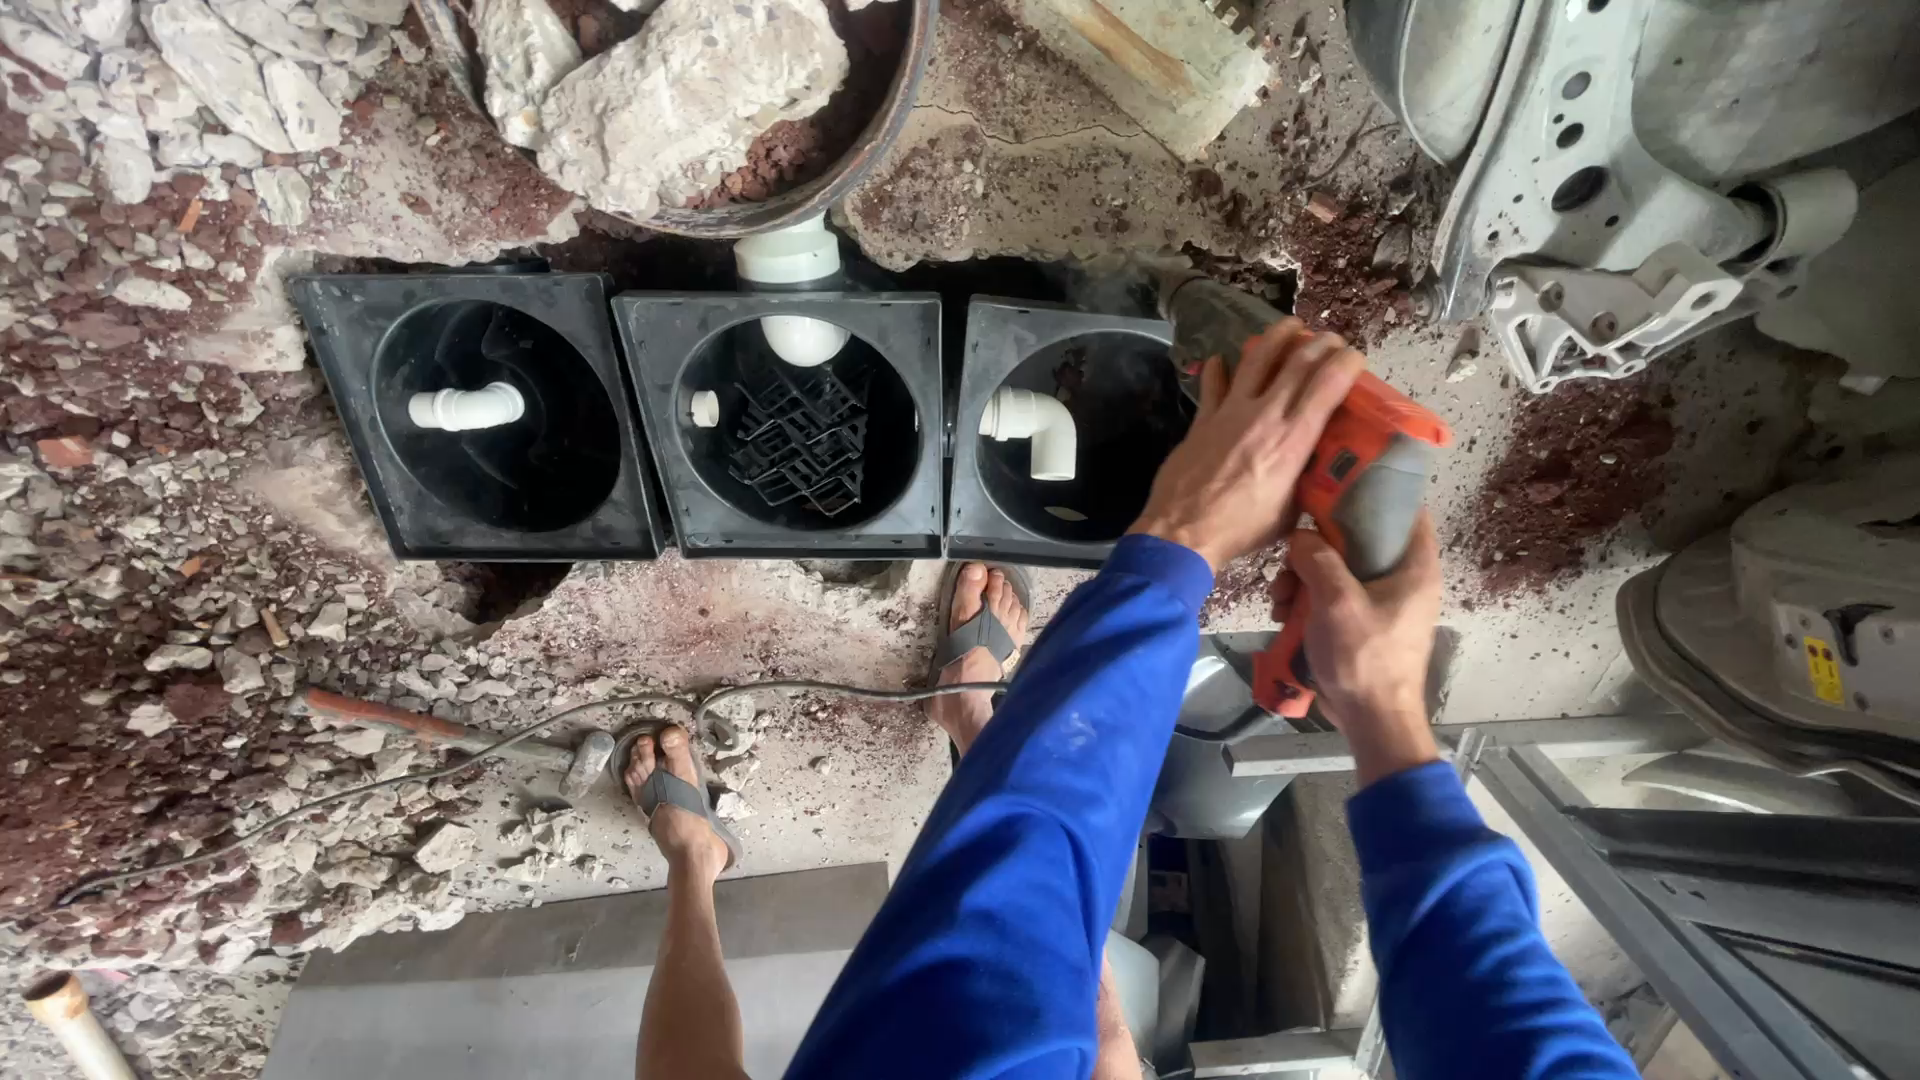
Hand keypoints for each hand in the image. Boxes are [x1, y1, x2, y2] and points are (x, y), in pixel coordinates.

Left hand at [1128, 319, 1365, 570]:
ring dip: (1275, 338)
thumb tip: (1313, 474)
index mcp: (1294, 440)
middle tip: (1330, 338)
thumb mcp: (1290, 511)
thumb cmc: (1240, 529)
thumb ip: (1304, 482)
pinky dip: (1219, 369)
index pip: (1328, 384)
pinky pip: (1213, 385)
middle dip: (1320, 343)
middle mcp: (1265, 416)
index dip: (1346, 362)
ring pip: (1256, 361)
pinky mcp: (1202, 420)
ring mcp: (1229, 414)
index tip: (1355, 358)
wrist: (1182, 531)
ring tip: (1289, 326)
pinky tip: (1220, 360)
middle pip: (1298, 363)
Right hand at [1272, 511, 1443, 786]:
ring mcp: (1380, 600)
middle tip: (1289, 566)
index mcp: (1414, 565)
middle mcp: (1402, 577)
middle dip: (1315, 547)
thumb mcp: (1336, 602)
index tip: (1330, 490)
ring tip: (1279, 601)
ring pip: (1336, 567)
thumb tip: (1301, 537)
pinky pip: (1329, 594)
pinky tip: (1283, 616)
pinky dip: (1305, 600)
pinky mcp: (1360, 620)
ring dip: (1301, 578)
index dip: (1370, 493)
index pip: (1404, 508)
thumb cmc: (1364, 658)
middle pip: (1355, 539)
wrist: (1371, 719)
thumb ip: (1318, 559)